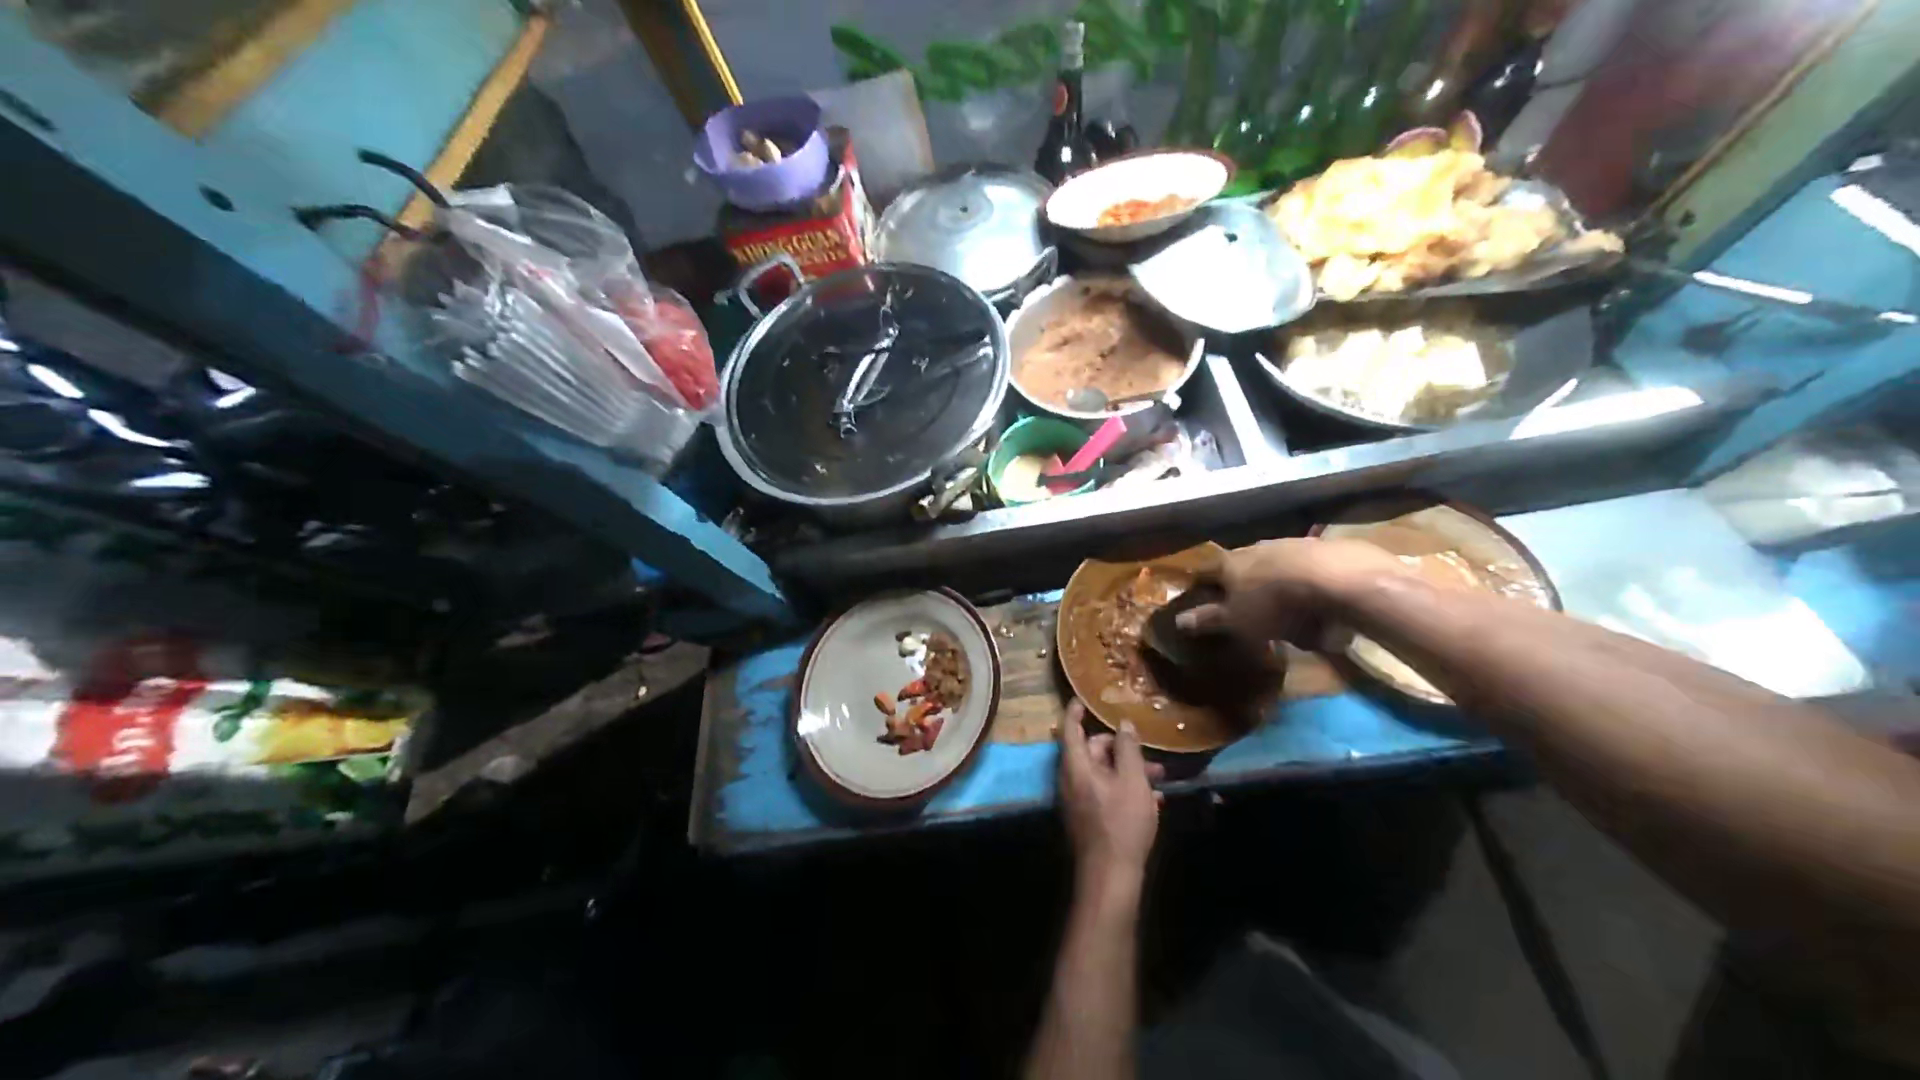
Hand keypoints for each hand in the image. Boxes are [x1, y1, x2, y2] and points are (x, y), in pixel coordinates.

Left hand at [1057, 700, 1164, 889]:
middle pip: (1091, 750)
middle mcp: (1071, 779)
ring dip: (1127, 770)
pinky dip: (1123, 788)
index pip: (1071, 728)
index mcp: (1076, 766)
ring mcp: (1077, 799)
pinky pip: (1103, 791)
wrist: (1110, 876)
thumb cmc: (1122, 824)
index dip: (1076, 711)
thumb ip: (1128, 749)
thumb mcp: (1133, 781)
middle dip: (1119, 747)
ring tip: (1159, 780)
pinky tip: (1151, 800)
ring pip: (1102, 772)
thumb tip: (1124, 725)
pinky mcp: (1087, 816)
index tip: (1083, 698)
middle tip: (1148, 752)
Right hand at [1178, 537, 1407, 648]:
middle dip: (1243, 581)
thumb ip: (1210, 620)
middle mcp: (1255, 547)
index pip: (1207, 570)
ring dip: (1275, 578)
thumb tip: (1178, 621)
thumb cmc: (1273, 603)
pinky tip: (1316, 594)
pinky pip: (1305, 564)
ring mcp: (1289, 543)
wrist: (1334, 579)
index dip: (1203, 583)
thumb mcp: (1237, 621)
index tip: (1202, 595)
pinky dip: (1305, 578)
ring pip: (1273, 562)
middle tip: (1249, 605)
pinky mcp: (1321, 547)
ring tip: (1287, 603)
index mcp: (1229, 563)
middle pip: (1242, 564)